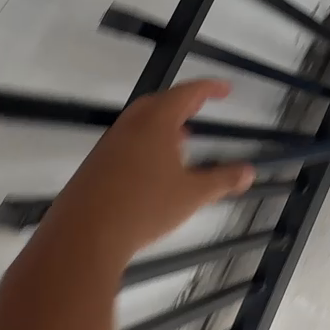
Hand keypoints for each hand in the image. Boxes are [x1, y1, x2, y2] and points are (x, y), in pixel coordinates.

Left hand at [38, 79, 254, 266]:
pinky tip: (154, 169)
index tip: (224, 89)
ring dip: (162, 124)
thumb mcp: (193, 194)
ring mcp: (106, 149)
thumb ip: (223, 180)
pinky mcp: (92, 170)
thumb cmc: (143, 208)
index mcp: (155, 125)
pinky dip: (145, 144)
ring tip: (182, 140)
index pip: (185, 94)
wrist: (80, 241)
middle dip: (181, 101)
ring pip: (137, 124)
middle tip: (200, 106)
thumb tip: (249, 172)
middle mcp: (128, 130)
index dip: (208, 88)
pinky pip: (124, 144)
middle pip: (156, 103)